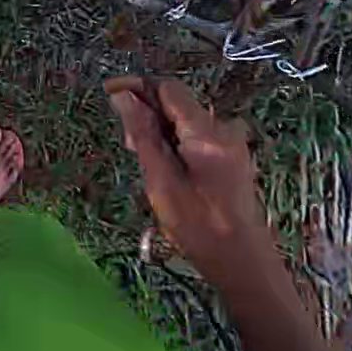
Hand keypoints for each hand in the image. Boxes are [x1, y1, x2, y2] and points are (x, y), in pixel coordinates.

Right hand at [105, 75, 274, 282]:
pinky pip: (194, 135)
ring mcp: (230, 142)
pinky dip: (173, 141)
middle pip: (176, 102)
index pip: (168, 88)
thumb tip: (123, 95)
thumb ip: (142, 133)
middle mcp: (223, 128)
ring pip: (183, 119)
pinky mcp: (230, 157)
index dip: (137, 86)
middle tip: (126, 142)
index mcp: (207, 130)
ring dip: (157, 128)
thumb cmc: (198, 224)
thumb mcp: (161, 178)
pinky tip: (162, 165)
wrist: (243, 264)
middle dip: (146, 112)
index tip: (108, 93)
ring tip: (141, 157)